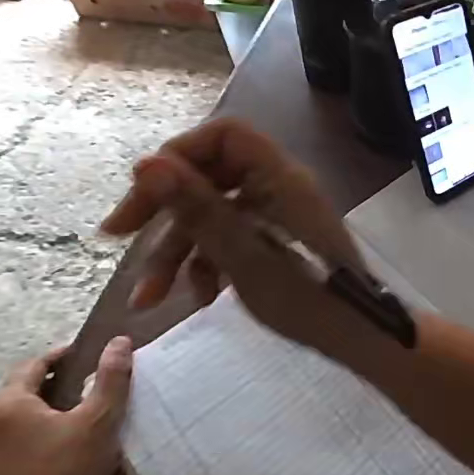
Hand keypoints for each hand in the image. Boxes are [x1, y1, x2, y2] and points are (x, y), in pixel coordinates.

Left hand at [0, 338, 132, 474]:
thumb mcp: (101, 423)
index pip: (31, 368)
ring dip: (6, 440)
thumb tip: (119, 341)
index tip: (73, 359)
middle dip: (31, 405)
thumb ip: (111, 377)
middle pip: (7, 406)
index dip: (55, 360)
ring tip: (33, 454)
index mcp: (8, 405)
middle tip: (60, 415)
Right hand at [98, 118, 379, 362]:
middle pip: (208, 178)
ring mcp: (276, 215)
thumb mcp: (240, 253)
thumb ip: (195, 206)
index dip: (178, 155)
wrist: (358, 337)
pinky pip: (231, 239)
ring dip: (177, 254)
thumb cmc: (304, 295)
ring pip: (213, 217)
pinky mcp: (275, 242)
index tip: (141, 191)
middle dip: (163, 213)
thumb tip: (146, 162)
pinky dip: (209, 265)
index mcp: (277, 175)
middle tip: (116, 238)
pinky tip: (200, 300)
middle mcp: (276, 186)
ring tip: (147, 300)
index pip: (222, 136)